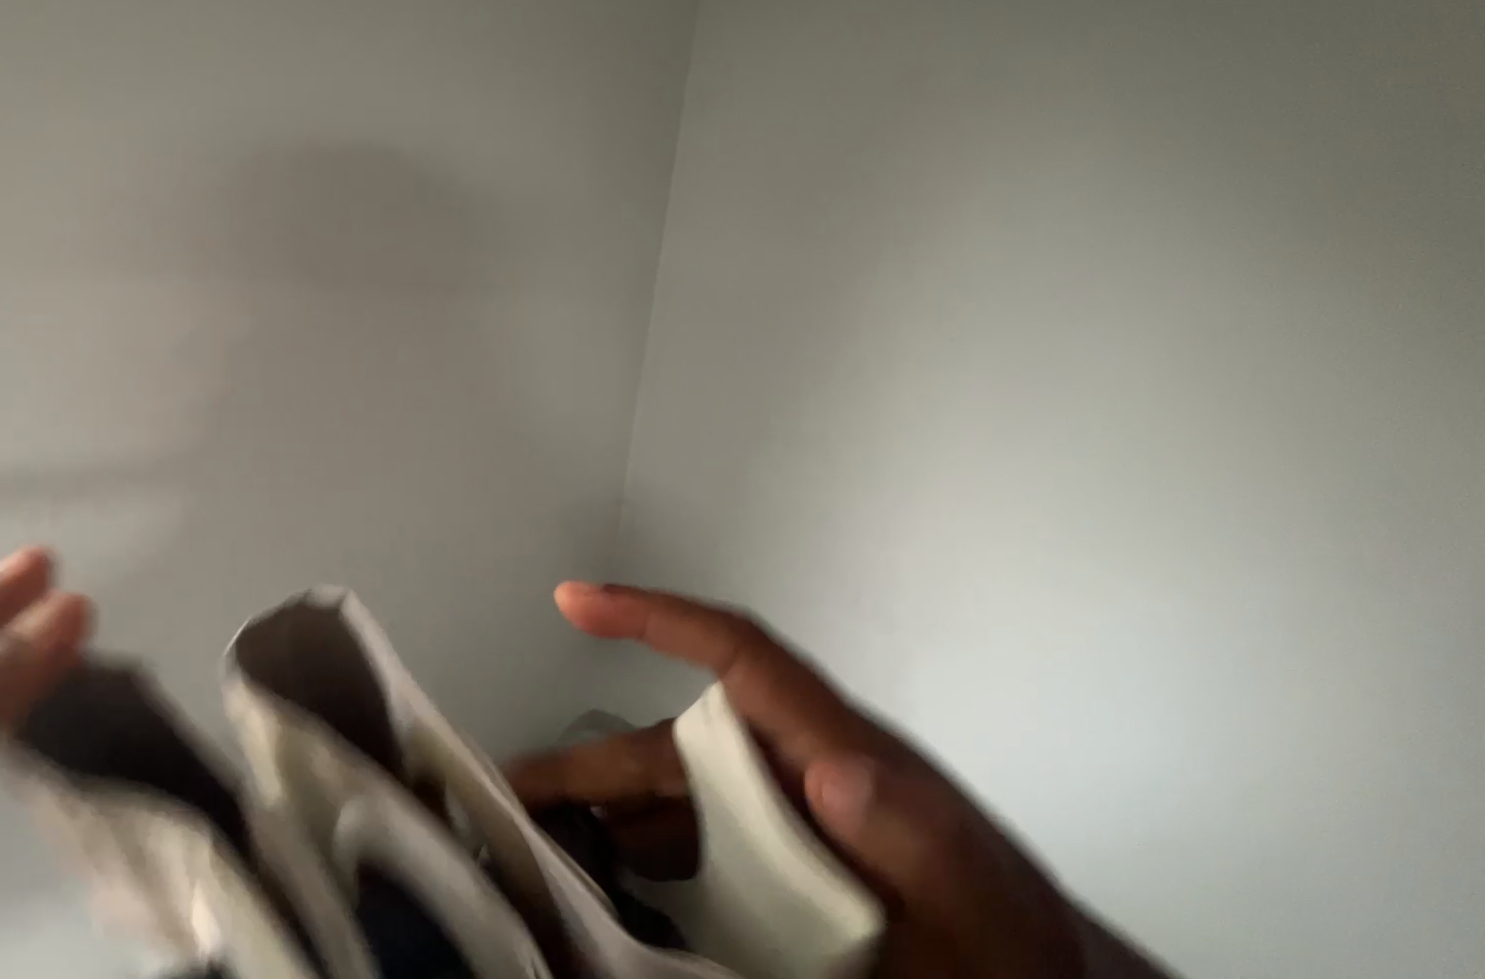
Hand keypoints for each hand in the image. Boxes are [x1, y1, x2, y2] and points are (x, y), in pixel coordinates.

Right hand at [506, 583, 1093, 978]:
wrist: (1034, 975)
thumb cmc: (1008, 936)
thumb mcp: (971, 893)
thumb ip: (913, 834)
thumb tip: (836, 773)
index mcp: (829, 751)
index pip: (734, 654)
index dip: (655, 618)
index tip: (575, 600)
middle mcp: (791, 773)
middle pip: (671, 749)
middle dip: (587, 768)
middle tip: (507, 797)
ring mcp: (782, 823)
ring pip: (671, 803)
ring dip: (604, 820)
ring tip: (538, 849)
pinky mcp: (781, 869)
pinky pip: (691, 853)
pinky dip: (641, 865)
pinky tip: (610, 895)